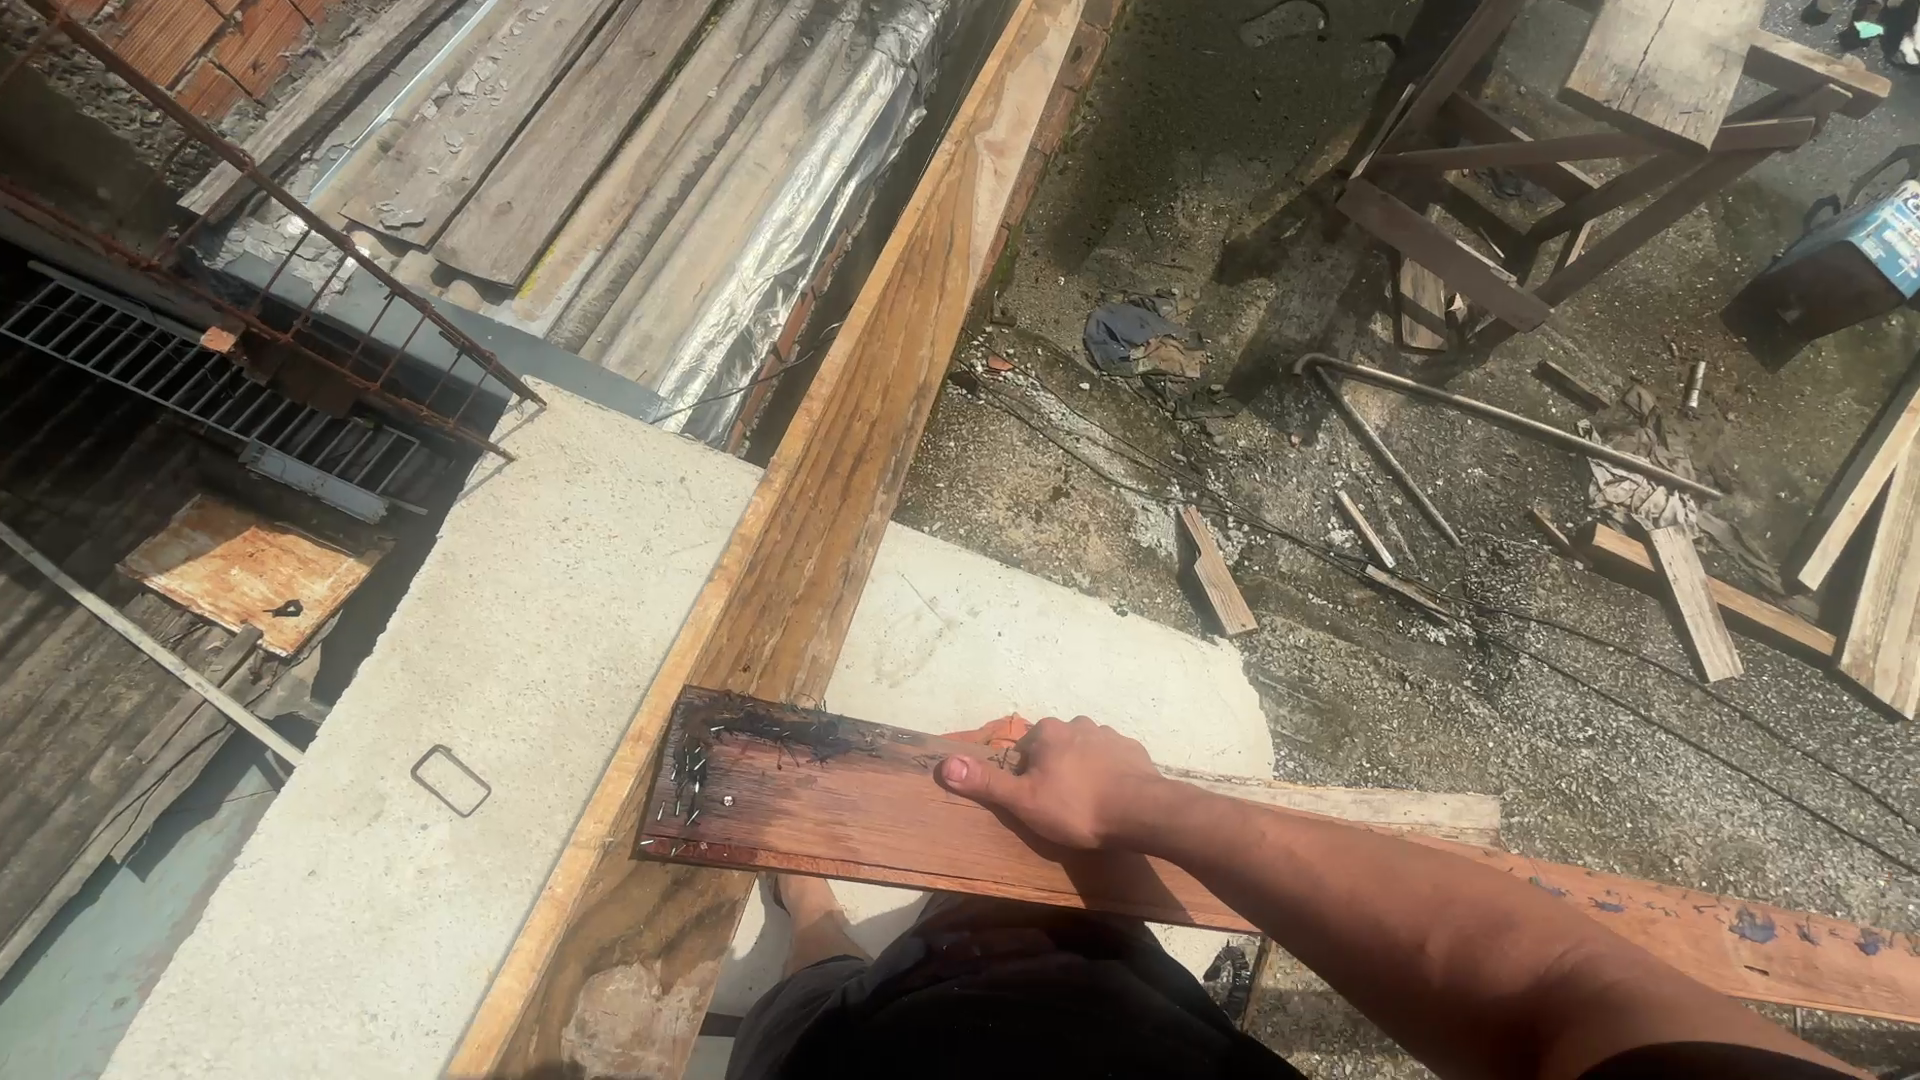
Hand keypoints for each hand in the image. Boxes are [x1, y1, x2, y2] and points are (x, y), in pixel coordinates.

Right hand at [936, 716, 1168, 849]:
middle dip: (1056, 769)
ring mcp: (1110, 735)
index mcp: (1048, 732)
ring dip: (1084, 770)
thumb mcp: (1024, 800)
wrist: (1141, 812)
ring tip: (1089, 804)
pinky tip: (1114, 799)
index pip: (1026, 750)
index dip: (1027, 776)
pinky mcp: (1135, 751)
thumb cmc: (1076, 806)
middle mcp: (1078, 723)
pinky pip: (1114, 760)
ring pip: (1086, 751)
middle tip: (1062, 805)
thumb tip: (945, 764)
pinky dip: (1110, 774)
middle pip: (1057, 746)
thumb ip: (986, 782)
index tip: (1037, 800)